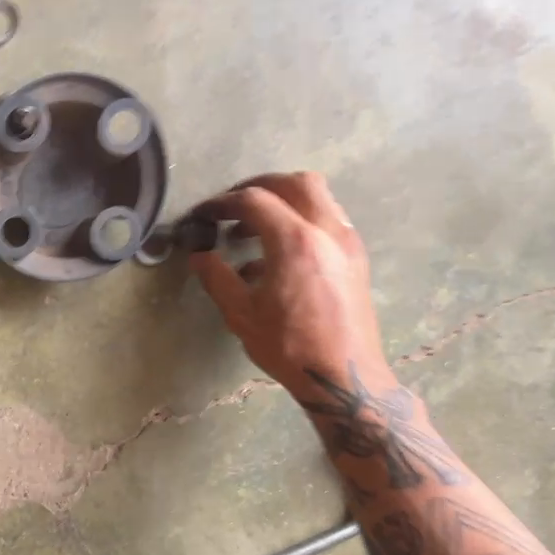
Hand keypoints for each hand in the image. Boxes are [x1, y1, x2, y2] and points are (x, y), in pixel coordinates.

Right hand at [187, 172, 390, 395]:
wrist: (343, 372)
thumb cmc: (288, 346)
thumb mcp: (241, 315)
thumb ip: (218, 279)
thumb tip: (200, 256)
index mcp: (295, 241)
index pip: (255, 201)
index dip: (223, 203)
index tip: (203, 214)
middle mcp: (326, 230)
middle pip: (294, 183)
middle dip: (259, 187)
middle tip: (231, 207)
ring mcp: (347, 241)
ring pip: (317, 197)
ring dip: (282, 202)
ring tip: (252, 230)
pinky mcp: (355, 256)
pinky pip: (326, 220)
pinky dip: (299, 221)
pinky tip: (277, 254)